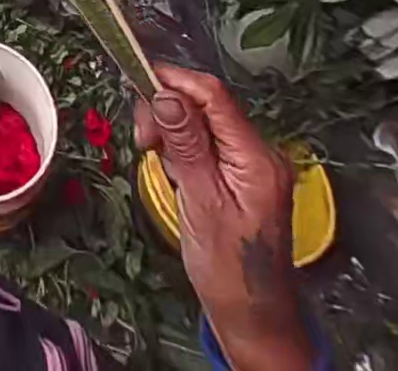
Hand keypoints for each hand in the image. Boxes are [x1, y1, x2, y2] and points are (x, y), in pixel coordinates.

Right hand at [136, 64, 311, 369]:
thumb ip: (185, 145)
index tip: (139, 80)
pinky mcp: (239, 173)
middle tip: (143, 138)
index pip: (215, 96)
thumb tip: (164, 95)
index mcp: (255, 156)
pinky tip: (171, 167)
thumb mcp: (200, 203)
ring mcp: (250, 161)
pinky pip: (207, 142)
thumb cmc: (227, 269)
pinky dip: (182, 146)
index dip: (176, 81)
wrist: (253, 318)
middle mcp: (258, 150)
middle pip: (208, 105)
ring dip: (172, 128)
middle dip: (169, 108)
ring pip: (204, 121)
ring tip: (153, 155)